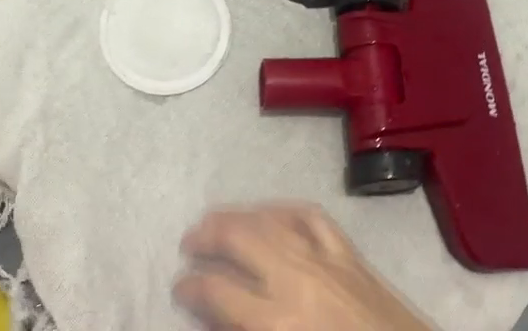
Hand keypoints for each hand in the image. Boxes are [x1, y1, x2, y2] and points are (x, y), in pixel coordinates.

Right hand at [174, 203, 431, 330]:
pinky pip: (311, 217)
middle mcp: (297, 278)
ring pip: (271, 220)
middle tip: (188, 243)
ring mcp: (326, 258)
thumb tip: (216, 317)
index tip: (177, 286)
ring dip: (239, 215)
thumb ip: (248, 330)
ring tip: (216, 218)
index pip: (219, 292)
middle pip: (241, 239)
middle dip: (208, 236)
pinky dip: (285, 209)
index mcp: (278, 319)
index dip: (191, 286)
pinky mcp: (350, 253)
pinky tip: (270, 211)